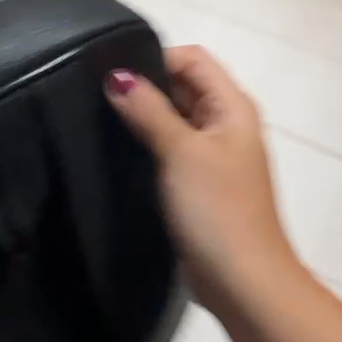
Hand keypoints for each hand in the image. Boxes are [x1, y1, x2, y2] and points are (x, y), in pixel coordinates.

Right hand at [104, 46, 301, 308]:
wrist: (245, 283)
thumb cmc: (218, 210)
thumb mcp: (182, 153)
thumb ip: (149, 110)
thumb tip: (116, 75)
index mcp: (232, 106)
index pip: (192, 58)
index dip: (155, 58)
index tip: (113, 76)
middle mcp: (226, 122)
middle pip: (182, 85)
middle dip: (145, 87)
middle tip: (96, 97)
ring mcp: (213, 154)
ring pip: (174, 118)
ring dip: (144, 117)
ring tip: (99, 121)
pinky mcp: (199, 183)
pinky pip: (171, 149)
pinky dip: (149, 145)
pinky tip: (118, 152)